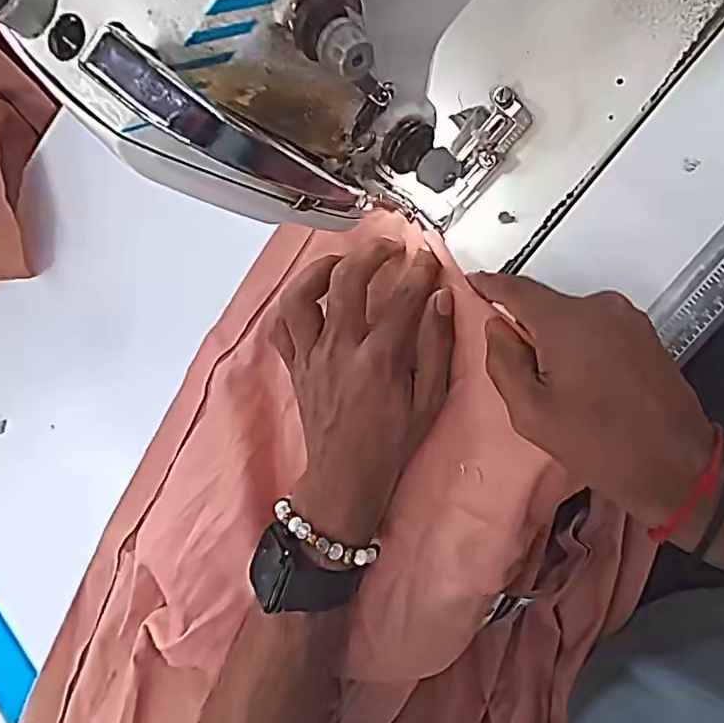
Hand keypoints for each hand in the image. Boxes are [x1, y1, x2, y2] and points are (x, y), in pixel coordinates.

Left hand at [270, 242, 453, 545]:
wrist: (346, 477)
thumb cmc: (390, 443)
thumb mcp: (430, 399)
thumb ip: (437, 346)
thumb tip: (441, 301)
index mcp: (379, 359)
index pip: (402, 297)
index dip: (419, 270)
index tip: (428, 259)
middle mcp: (340, 350)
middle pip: (349, 280)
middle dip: (372, 252)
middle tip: (390, 245)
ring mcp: (313, 355)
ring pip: (304, 295)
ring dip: (323, 267)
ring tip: (343, 259)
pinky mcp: (296, 365)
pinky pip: (282, 325)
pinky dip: (293, 303)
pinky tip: (311, 295)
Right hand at [471, 273, 715, 535]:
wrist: (676, 466)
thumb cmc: (606, 445)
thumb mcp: (531, 413)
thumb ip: (503, 362)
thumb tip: (497, 331)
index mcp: (567, 321)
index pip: (516, 288)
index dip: (489, 285)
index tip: (474, 284)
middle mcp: (601, 308)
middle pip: (545, 305)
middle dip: (527, 329)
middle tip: (522, 372)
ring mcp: (627, 319)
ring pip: (573, 318)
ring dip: (557, 341)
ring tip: (562, 389)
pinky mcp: (644, 333)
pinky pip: (598, 328)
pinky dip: (583, 345)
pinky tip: (586, 385)